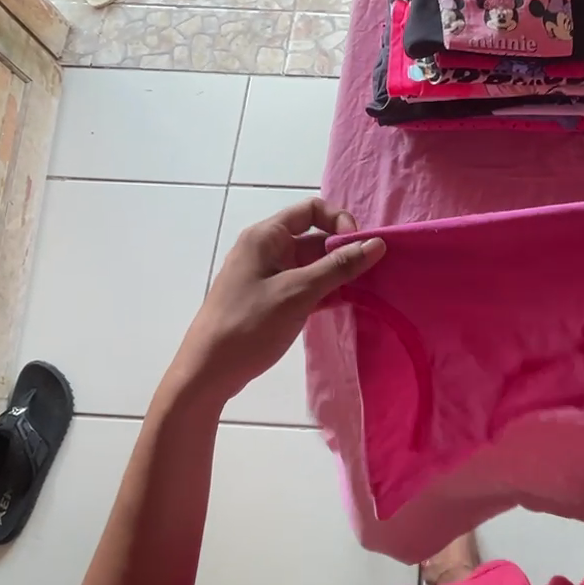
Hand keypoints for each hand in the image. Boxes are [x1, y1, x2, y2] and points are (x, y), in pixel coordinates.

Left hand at [164, 198, 384, 407]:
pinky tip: (347, 304)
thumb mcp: (297, 293)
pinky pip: (306, 285)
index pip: (311, 209)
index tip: (359, 247)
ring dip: (337, 273)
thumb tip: (377, 244)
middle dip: (343, 251)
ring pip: (312, 264)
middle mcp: (267, 249)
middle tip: (371, 272)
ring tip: (366, 289)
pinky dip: (326, 290)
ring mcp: (269, 275)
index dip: (339, 221)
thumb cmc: (249, 325)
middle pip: (314, 237)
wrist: (206, 374)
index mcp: (266, 236)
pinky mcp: (272, 300)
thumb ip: (338, 267)